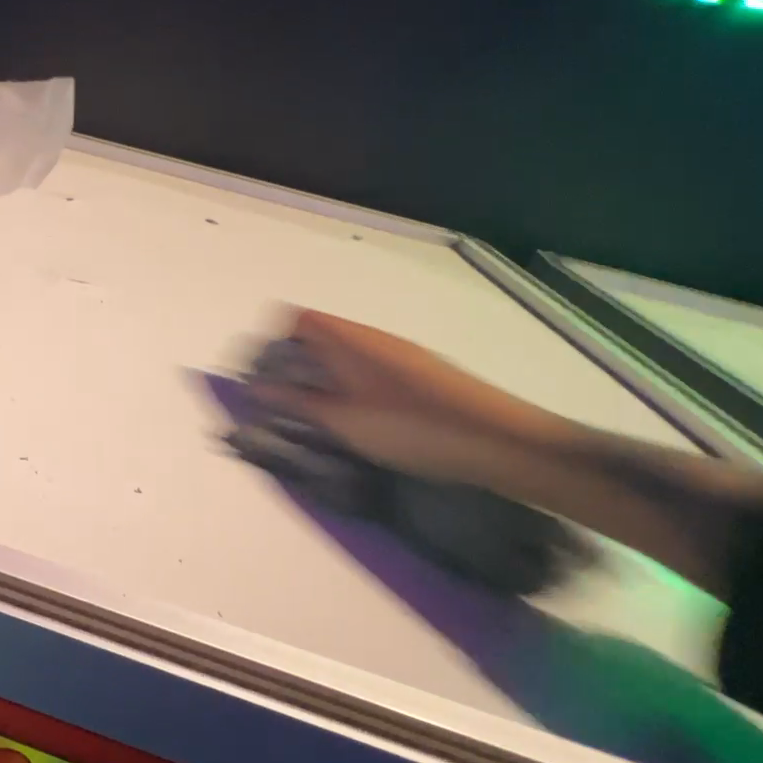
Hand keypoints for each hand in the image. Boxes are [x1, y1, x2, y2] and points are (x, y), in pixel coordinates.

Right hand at [251, 309, 577, 491]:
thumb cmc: (415, 428)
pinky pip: (368, 368)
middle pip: (320, 335)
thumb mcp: (345, 421)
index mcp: (351, 340)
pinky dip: (350, 385)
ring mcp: (402, 355)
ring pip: (345, 354)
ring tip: (316, 415)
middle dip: (294, 363)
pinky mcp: (422, 374)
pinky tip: (358, 420)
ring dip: (323, 377)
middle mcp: (374, 339)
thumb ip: (297, 402)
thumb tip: (257, 387)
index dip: (272, 340)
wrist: (505, 444)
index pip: (297, 318)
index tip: (260, 375)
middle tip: (281, 401)